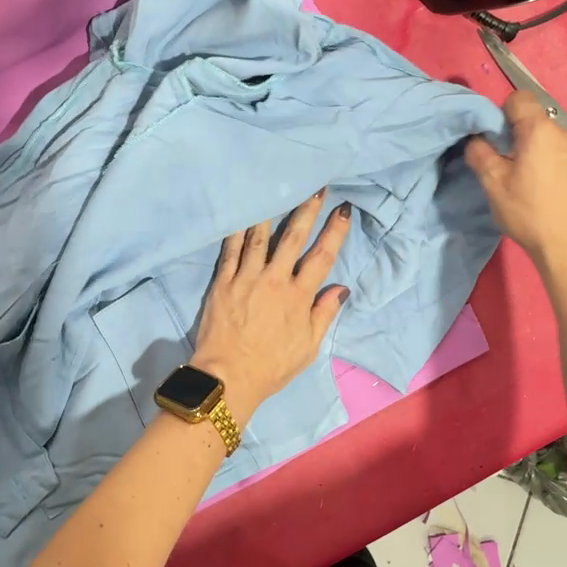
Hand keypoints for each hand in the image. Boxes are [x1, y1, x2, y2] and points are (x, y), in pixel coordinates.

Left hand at [191, 189, 352, 417]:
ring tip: (277, 190)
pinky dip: (237, 230)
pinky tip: (241, 214)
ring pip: (260, 237)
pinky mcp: (223, 282)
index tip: (343, 210)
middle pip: (293, 237)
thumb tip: (341, 289)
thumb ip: (324, 314)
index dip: (335, 232)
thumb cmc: (272, 366)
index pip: (322, 256)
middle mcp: (274, 280)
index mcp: (298, 296)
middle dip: (307, 210)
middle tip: (315, 189)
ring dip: (271, 212)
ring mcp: (246, 278)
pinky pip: (231, 250)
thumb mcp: (308, 347)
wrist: (229, 377)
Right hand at [465, 91, 566, 265]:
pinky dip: (546, 159)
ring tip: (522, 176)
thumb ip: (480, 152)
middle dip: (516, 132)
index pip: (520, 98)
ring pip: (548, 135)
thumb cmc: (527, 210)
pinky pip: (559, 151)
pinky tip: (541, 185)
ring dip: (532, 147)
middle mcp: (564, 132)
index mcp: (540, 130)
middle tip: (503, 160)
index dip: (502, 112)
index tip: (494, 137)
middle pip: (535, 117)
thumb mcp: (492, 182)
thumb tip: (477, 140)